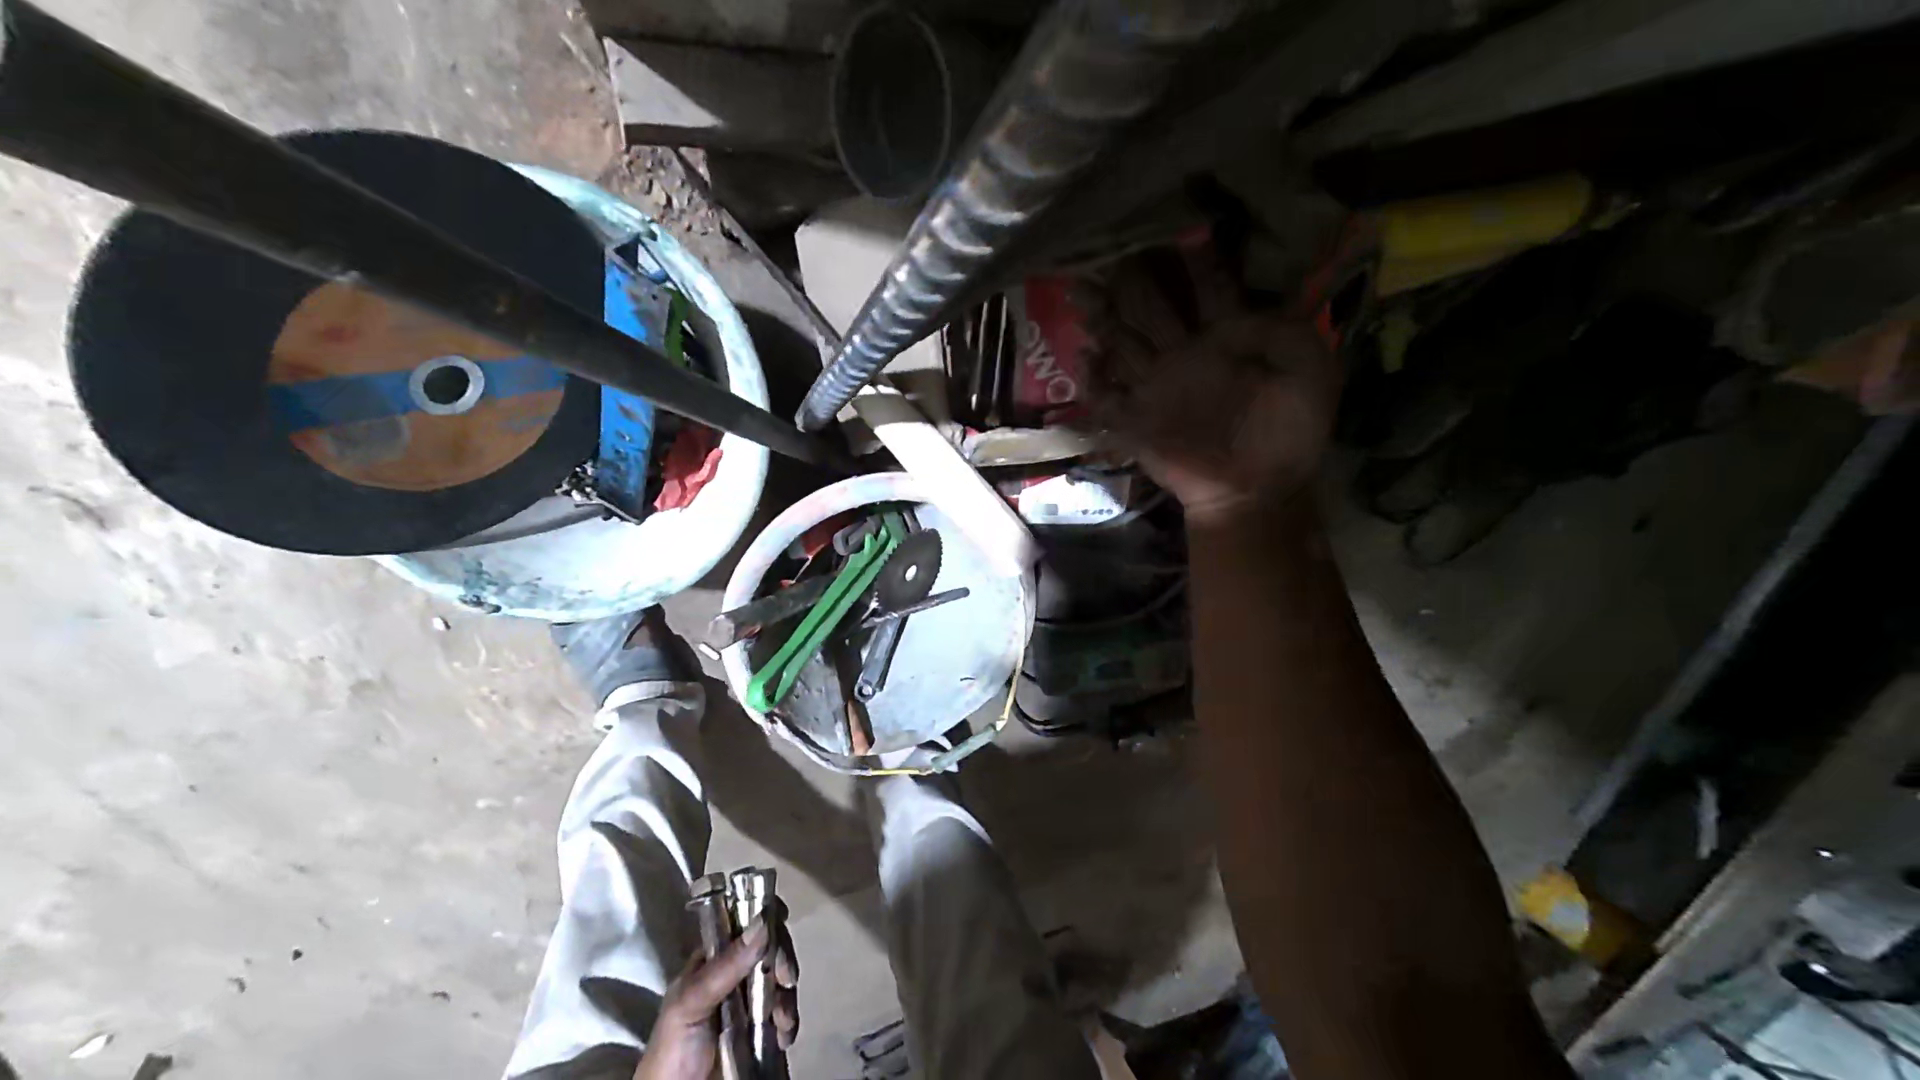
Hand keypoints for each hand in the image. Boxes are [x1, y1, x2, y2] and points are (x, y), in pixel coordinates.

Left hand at [634, 913, 799, 1079]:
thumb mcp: (690, 1004)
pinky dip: (790, 1020)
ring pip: (781, 978)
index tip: (783, 920)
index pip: (743, 920)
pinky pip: (785, 1011)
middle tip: (786, 980)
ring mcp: (749, 1001)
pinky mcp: (761, 1029)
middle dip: (782, 960)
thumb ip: (724, 966)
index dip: (765, 915)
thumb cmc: (673, 1050)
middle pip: (769, 946)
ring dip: (788, 995)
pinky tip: (784, 1037)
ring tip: (783, 1022)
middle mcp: (733, 973)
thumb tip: (764, 920)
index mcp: (713, 959)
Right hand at [1086, 243, 1342, 525]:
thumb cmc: (1289, 430)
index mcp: (1226, 337)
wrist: (1257, 489)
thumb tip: (1239, 305)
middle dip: (1133, 279)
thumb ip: (1282, 331)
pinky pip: (1107, 399)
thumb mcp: (1309, 371)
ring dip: (1101, 319)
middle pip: (1151, 308)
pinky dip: (1093, 382)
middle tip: (1111, 249)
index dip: (1198, 259)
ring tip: (1080, 289)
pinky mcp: (1136, 421)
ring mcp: (1156, 388)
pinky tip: (1084, 359)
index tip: (1183, 224)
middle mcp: (1184, 354)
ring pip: (1122, 343)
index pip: (1208, 288)